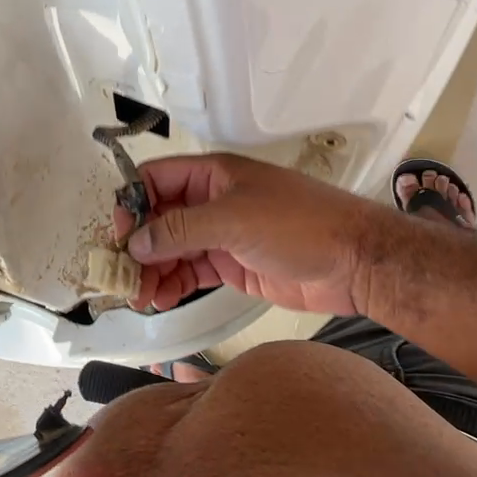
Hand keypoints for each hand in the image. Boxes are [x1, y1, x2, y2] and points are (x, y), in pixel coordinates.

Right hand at [114, 153, 380, 314]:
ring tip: (142, 298)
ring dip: (152, 271)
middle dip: (139, 246)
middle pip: (158, 219)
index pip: (155, 179)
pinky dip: (173, 284)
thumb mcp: (235, 219)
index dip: (132, 203)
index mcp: (212, 176)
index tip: (120, 236)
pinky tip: (162, 300)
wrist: (356, 262)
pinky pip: (190, 272)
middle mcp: (211, 202)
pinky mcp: (231, 265)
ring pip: (171, 249)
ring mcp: (221, 234)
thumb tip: (135, 242)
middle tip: (126, 279)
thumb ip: (181, 229)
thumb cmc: (300, 225)